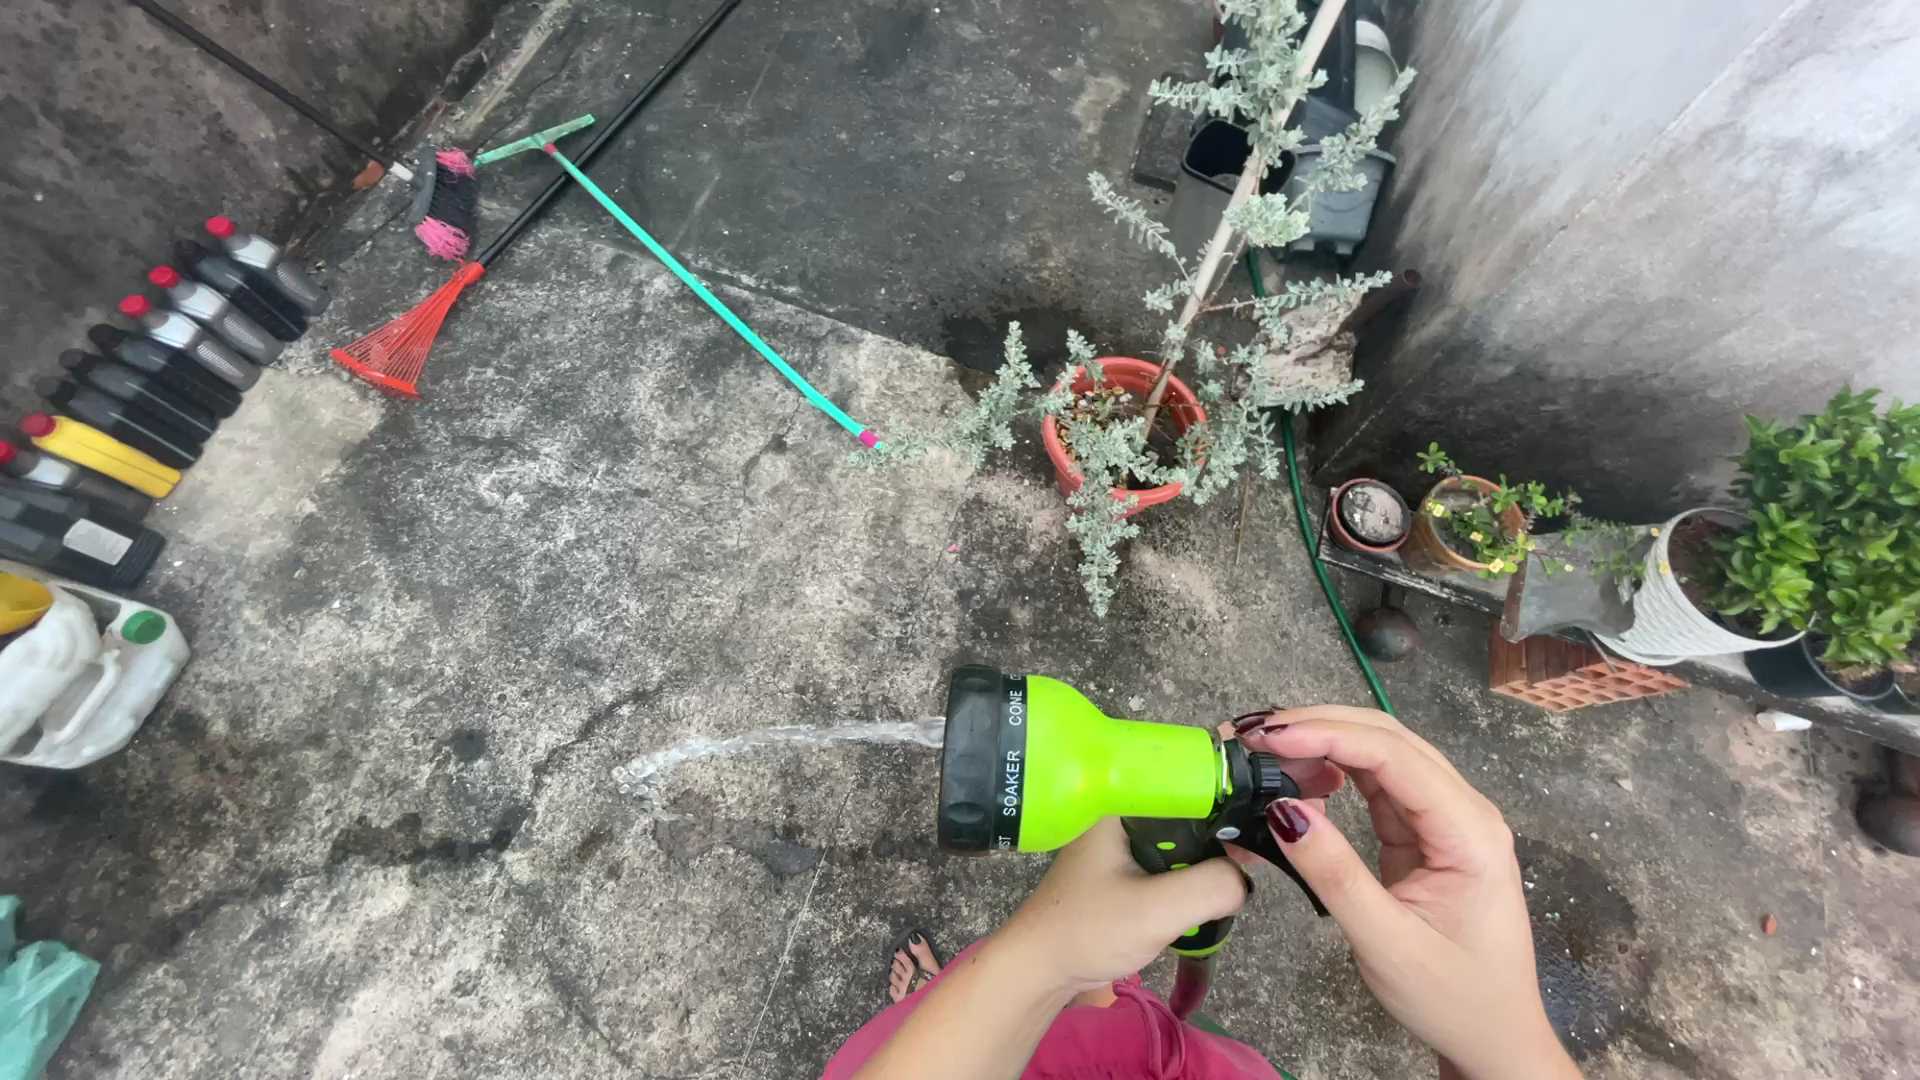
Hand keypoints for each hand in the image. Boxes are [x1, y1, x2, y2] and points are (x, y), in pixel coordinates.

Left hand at [993, 817, 1247, 992]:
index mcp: (1119, 802)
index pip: (1181, 781)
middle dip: (1218, 832)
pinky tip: (1208, 892)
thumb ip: (1208, 887)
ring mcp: (1123, 837)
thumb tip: (1245, 877)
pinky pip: (1170, 857)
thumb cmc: (1090, 929)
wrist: (1045, 965)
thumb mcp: (1156, 910)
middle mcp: (1121, 810)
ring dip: (1206, 857)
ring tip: (1233, 879)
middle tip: (1251, 859)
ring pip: (1180, 835)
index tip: (1256, 820)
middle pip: (1185, 808)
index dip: (1221, 796)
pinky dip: (1191, 873)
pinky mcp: (1126, 863)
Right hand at [1241, 707, 1579, 1079]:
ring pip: (1374, 747)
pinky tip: (1294, 776)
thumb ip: (1334, 873)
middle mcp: (1460, 808)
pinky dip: (1325, 765)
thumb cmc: (1451, 997)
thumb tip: (1281, 807)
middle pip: (1384, 736)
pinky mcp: (1416, 823)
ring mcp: (1439, 812)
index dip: (1325, 735)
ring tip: (1261, 748)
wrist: (1491, 1038)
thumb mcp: (1386, 944)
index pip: (1392, 755)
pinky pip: (1368, 775)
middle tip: (1250, 733)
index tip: (1265, 738)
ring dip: (1317, 738)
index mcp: (1468, 832)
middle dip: (1314, 724)